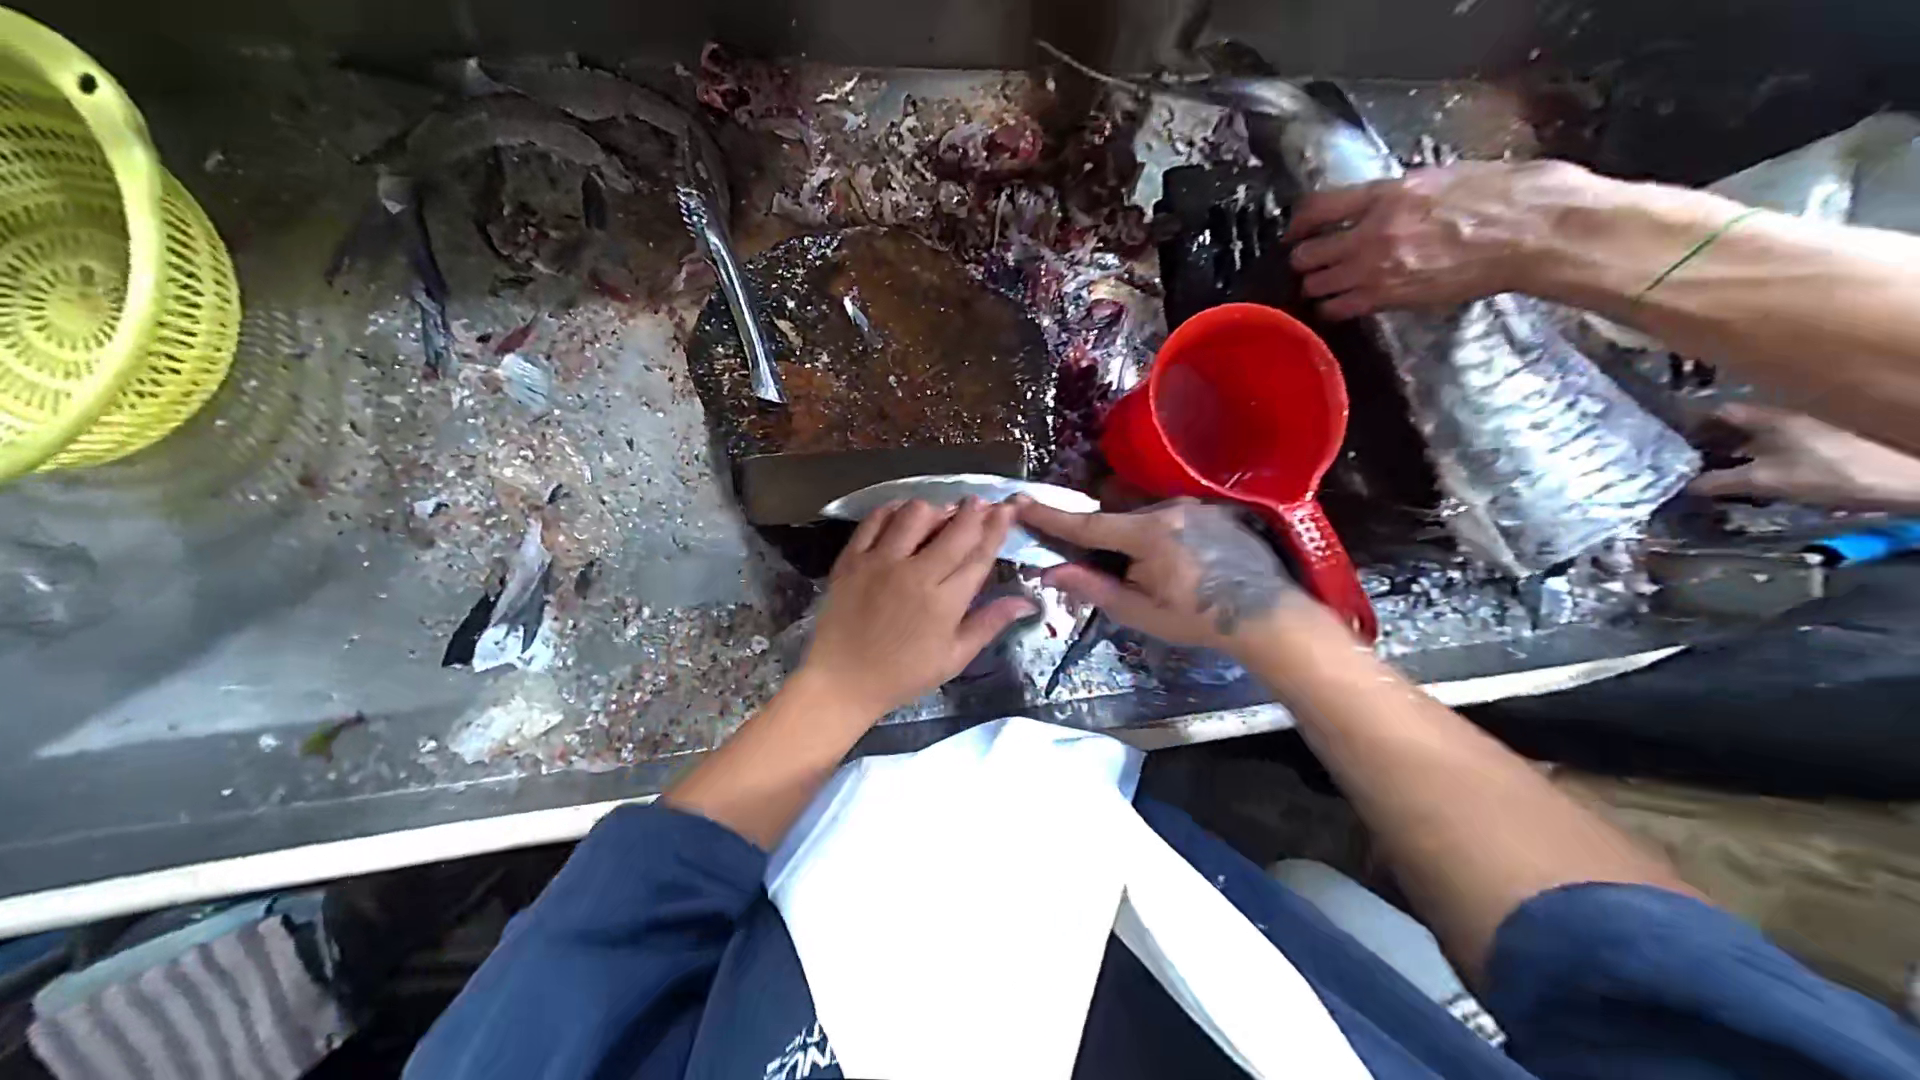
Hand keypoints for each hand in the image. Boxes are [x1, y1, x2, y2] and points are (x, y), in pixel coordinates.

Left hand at [801, 498, 1036, 717]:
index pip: (979, 555)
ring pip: (914, 515)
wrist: (842, 681)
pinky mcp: (852, 559)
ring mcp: (881, 562)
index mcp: (945, 601)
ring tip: (939, 513)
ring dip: (933, 509)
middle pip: (953, 530)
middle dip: (973, 511)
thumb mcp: (953, 658)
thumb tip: (1027, 602)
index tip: (1006, 510)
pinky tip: (901, 513)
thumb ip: (989, 624)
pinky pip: (874, 521)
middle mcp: (916, 573)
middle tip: (980, 503)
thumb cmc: (902, 675)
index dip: (996, 529)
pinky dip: (891, 510)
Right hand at [1015, 497, 1307, 651]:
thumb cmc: (1198, 619)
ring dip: (1137, 539)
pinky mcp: (1214, 510)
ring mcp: (1195, 506)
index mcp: (1147, 533)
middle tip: (1112, 571)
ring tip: (1159, 576)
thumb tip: (1049, 571)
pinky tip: (1181, 565)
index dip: (1050, 516)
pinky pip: (1172, 517)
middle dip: (1105, 541)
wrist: (1268, 616)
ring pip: (1146, 518)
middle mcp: (1169, 508)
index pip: (1087, 524)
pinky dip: (1162, 536)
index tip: (1020, 503)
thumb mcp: (1139, 611)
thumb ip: (1092, 587)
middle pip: (1118, 519)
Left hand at [1285, 160, 1591, 318]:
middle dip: (1304, 260)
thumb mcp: (1446, 176)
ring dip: (1316, 286)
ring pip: (1315, 286)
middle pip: (1306, 255)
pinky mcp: (1388, 298)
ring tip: (1326, 284)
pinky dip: (1333, 308)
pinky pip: (1338, 309)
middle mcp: (1372, 232)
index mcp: (1388, 193)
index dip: (1298, 223)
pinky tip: (1342, 303)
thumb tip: (1377, 204)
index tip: (1295, 232)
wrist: (1537, 232)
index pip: (1318, 207)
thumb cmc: (1508, 195)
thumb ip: (1402, 193)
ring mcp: (1377, 269)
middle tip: (1312, 262)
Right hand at [1689, 403, 1919, 510]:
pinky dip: (1753, 462)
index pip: (1719, 412)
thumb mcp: (1763, 481)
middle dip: (1707, 445)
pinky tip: (1746, 480)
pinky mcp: (1819, 448)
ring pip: (1754, 440)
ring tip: (1710, 476)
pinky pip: (1772, 450)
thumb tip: (1681, 485)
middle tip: (1684, 465)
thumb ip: (1717, 482)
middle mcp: (1787, 419)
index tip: (1671, 444)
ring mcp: (1806, 433)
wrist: (1902, 482)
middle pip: (1735, 427)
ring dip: (1730, 456)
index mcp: (1771, 418)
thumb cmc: (1828, 474)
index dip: (1692, 425)